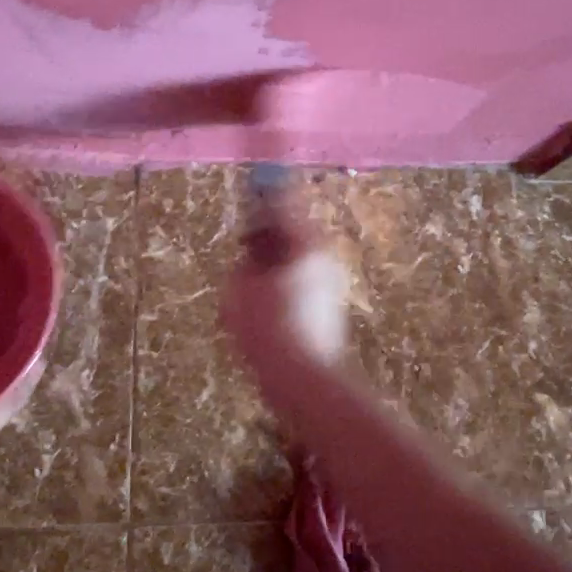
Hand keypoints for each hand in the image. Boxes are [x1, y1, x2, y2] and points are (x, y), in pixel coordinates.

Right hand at [222, 200, 350, 371]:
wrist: (302, 379)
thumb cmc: (267, 326)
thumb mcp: (240, 287)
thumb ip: (244, 262)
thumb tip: (250, 256)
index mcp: (306, 243)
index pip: (285, 205)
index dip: (265, 198)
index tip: (251, 192)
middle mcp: (324, 258)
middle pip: (293, 234)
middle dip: (268, 238)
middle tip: (244, 247)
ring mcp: (331, 285)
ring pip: (297, 262)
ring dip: (274, 265)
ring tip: (247, 284)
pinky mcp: (329, 310)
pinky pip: (301, 285)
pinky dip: (283, 287)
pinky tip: (263, 309)